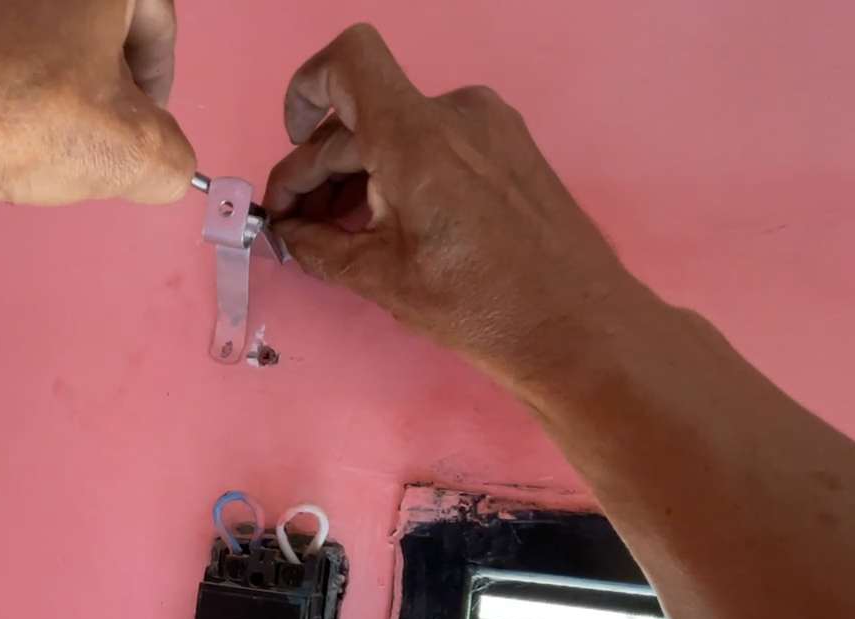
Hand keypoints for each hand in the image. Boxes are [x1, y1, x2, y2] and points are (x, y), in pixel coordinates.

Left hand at [0, 0, 196, 205]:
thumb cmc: (3, 106)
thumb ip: (171, 163)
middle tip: (77, 149)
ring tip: (18, 144)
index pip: (156, 21)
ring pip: (33, 43)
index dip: (156, 92)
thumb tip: (165, 168)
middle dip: (92, 98)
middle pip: (91, 32)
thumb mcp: (128, 154)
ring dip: (40, 99)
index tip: (140, 135)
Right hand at [265, 25, 651, 383]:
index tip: (294, 148)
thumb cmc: (472, 304)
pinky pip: (424, 144)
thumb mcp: (375, 278)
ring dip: (347, 177)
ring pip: (389, 133)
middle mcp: (452, 113)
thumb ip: (315, 245)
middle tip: (291, 227)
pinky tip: (376, 225)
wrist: (570, 320)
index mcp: (416, 139)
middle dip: (312, 170)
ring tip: (330, 235)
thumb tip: (284, 231)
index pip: (347, 62)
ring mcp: (483, 125)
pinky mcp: (500, 145)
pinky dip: (386, 176)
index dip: (305, 92)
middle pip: (358, 119)